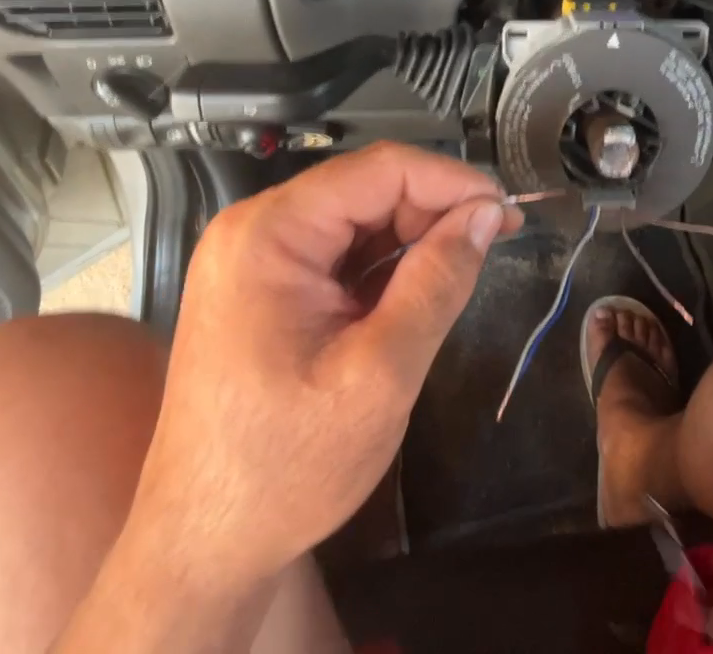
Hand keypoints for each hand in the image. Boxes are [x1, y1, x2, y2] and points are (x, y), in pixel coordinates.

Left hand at [123, 143, 520, 583]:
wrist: (205, 542)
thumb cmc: (287, 464)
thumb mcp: (381, 373)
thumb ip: (438, 282)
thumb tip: (487, 214)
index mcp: (269, 235)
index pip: (380, 170)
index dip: (452, 182)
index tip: (507, 213)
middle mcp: (254, 231)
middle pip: (367, 188)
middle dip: (436, 209)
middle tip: (497, 243)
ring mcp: (255, 260)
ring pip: (357, 220)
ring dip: (416, 238)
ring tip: (466, 269)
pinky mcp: (265, 291)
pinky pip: (339, 255)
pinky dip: (386, 267)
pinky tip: (420, 291)